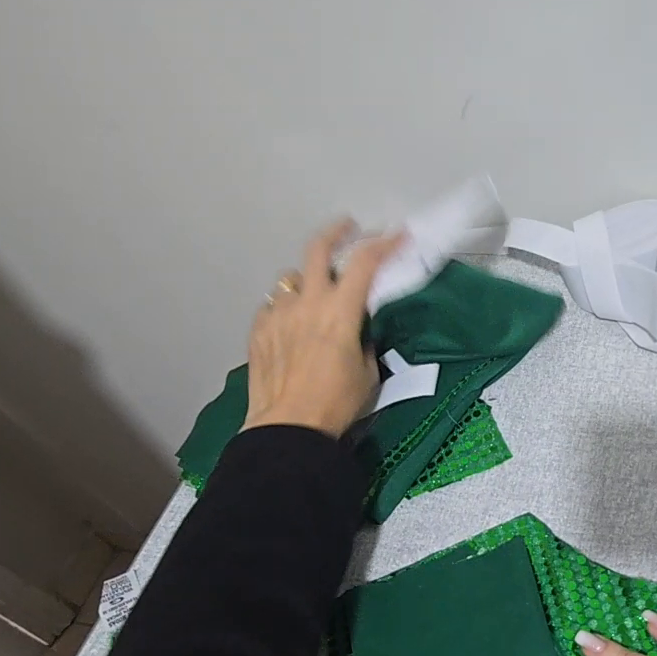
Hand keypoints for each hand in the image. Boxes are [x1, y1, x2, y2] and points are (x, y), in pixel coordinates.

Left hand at [242, 220, 406, 437]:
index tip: (397, 235)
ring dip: (307, 280)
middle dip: (336, 232)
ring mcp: (278, 313)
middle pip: (318, 249)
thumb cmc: (337, 404)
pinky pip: (273, 305)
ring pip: (291, 278)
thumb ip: (364, 342)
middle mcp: (307, 303)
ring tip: (314, 293)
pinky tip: (291, 323)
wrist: (288, 427)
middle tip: (348, 228)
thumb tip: (358, 332)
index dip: (385, 244)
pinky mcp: (258, 330)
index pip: (365, 263)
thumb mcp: (367, 373)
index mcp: (340, 312)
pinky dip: (285, 307)